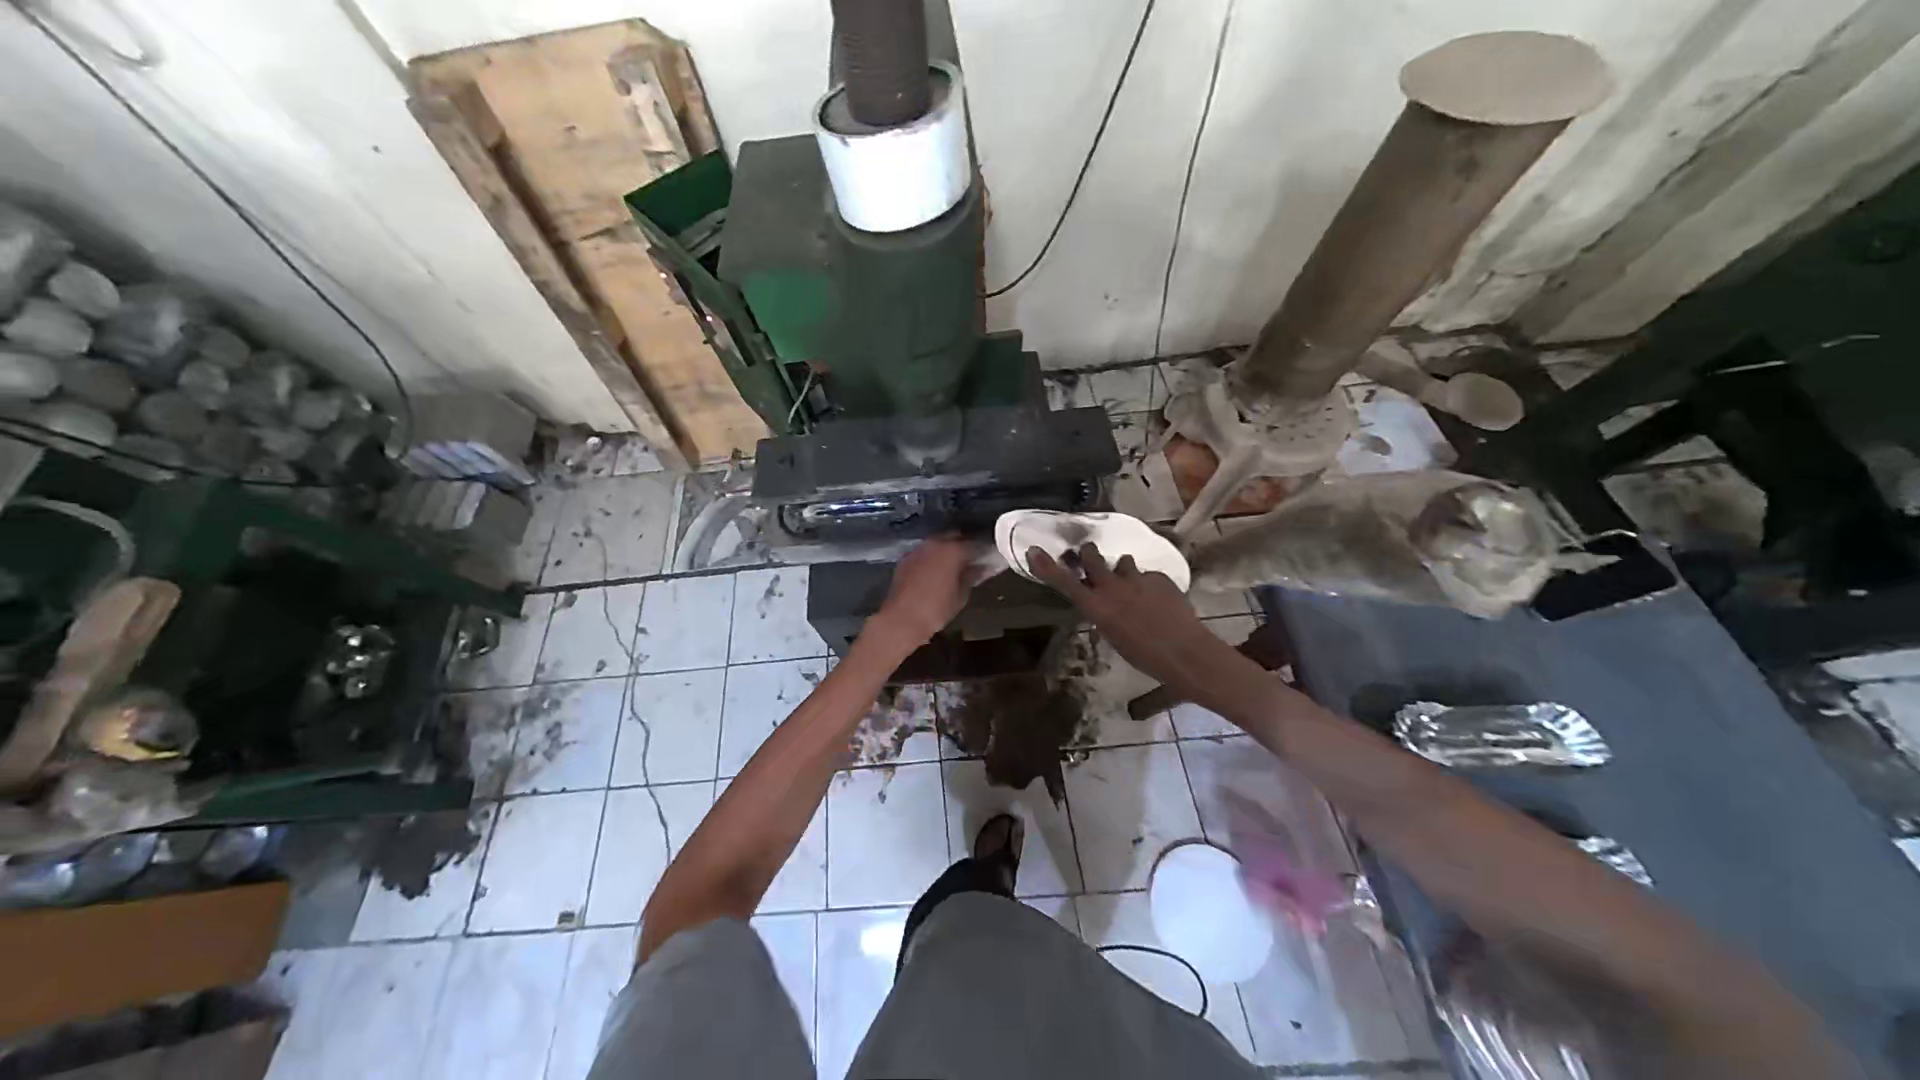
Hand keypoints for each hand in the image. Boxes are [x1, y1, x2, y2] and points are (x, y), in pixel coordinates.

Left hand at [873, 535, 986, 644]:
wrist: (901, 619)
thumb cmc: (936, 609)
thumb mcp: (961, 594)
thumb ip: (973, 575)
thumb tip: (982, 567)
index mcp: (952, 550)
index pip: (975, 544)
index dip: (985, 552)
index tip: (992, 559)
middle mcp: (934, 543)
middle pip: (955, 538)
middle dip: (966, 546)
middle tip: (974, 561)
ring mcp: (918, 549)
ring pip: (939, 543)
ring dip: (948, 550)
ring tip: (956, 566)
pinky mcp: (906, 559)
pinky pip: (926, 552)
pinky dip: (934, 557)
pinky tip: (938, 570)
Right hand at [1027, 542, 1225, 690]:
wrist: (1184, 651)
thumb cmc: (1144, 656)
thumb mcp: (1114, 636)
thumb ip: (1106, 614)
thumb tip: (1107, 603)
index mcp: (1096, 607)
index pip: (1064, 582)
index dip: (1047, 566)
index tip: (1034, 550)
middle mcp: (1112, 587)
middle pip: (1092, 557)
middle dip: (1087, 553)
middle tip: (1087, 552)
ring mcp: (1137, 579)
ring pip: (1123, 562)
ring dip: (1123, 569)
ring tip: (1132, 584)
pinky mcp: (1159, 577)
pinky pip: (1148, 576)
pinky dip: (1150, 585)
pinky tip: (1161, 601)